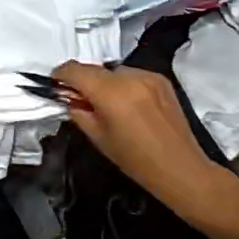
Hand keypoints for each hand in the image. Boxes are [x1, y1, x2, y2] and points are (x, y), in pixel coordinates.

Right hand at [56, 62, 238, 223]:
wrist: (182, 170)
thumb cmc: (135, 160)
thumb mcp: (97, 137)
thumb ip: (78, 111)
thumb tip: (68, 97)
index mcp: (109, 92)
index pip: (74, 70)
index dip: (60, 75)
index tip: (55, 85)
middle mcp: (128, 76)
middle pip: (93, 69)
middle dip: (83, 81)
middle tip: (80, 99)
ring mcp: (147, 75)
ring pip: (113, 71)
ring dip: (105, 82)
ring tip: (109, 104)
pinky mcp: (161, 79)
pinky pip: (132, 75)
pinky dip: (124, 84)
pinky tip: (130, 104)